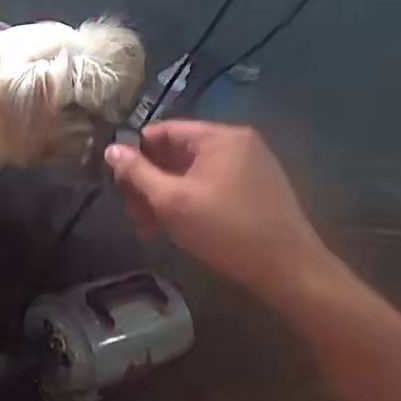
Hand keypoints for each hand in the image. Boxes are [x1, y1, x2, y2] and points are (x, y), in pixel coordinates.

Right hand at [105, 120, 330, 291]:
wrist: (289, 270)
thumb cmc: (225, 230)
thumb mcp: (171, 201)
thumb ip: (138, 173)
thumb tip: (111, 149)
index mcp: (220, 136)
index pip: (163, 131)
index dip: (135, 154)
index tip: (118, 184)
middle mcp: (237, 143)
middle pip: (176, 153)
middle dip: (149, 183)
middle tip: (132, 213)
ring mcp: (250, 166)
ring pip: (192, 173)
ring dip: (166, 197)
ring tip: (149, 229)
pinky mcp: (256, 189)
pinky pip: (211, 185)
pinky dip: (189, 202)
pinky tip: (175, 228)